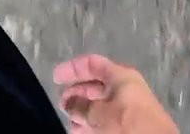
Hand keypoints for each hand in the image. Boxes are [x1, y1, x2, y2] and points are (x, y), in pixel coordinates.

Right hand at [51, 55, 177, 133]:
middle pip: (96, 86)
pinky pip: (109, 121)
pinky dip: (95, 125)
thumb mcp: (99, 114)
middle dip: (77, 96)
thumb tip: (69, 102)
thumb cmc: (128, 125)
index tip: (55, 79)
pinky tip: (82, 132)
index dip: (71, 69)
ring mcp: (132, 108)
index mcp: (121, 76)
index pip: (91, 63)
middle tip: (62, 106)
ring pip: (101, 106)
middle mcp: (127, 89)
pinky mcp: (134, 127)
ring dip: (84, 114)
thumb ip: (81, 106)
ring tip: (71, 124)